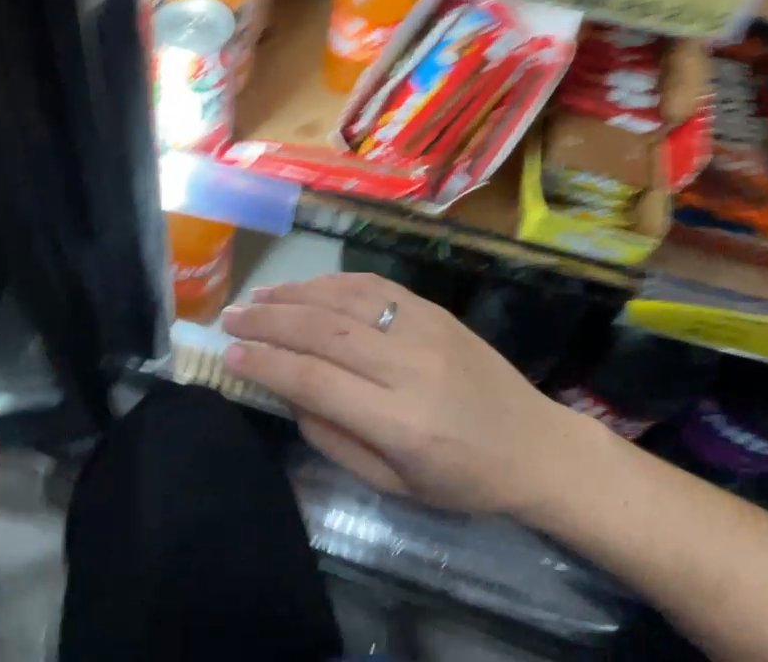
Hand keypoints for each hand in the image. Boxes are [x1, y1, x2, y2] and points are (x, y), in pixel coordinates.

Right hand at [221, 273, 593, 518]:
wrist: (536, 445)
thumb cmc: (462, 479)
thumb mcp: (393, 484)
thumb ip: (334, 439)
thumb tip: (287, 394)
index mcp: (401, 422)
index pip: (316, 382)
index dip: (267, 366)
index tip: (232, 357)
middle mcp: (410, 367)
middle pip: (323, 331)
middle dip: (268, 322)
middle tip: (230, 319)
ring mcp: (425, 330)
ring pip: (344, 300)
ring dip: (293, 295)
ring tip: (255, 298)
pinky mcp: (434, 310)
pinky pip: (373, 285)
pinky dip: (330, 283)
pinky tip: (304, 288)